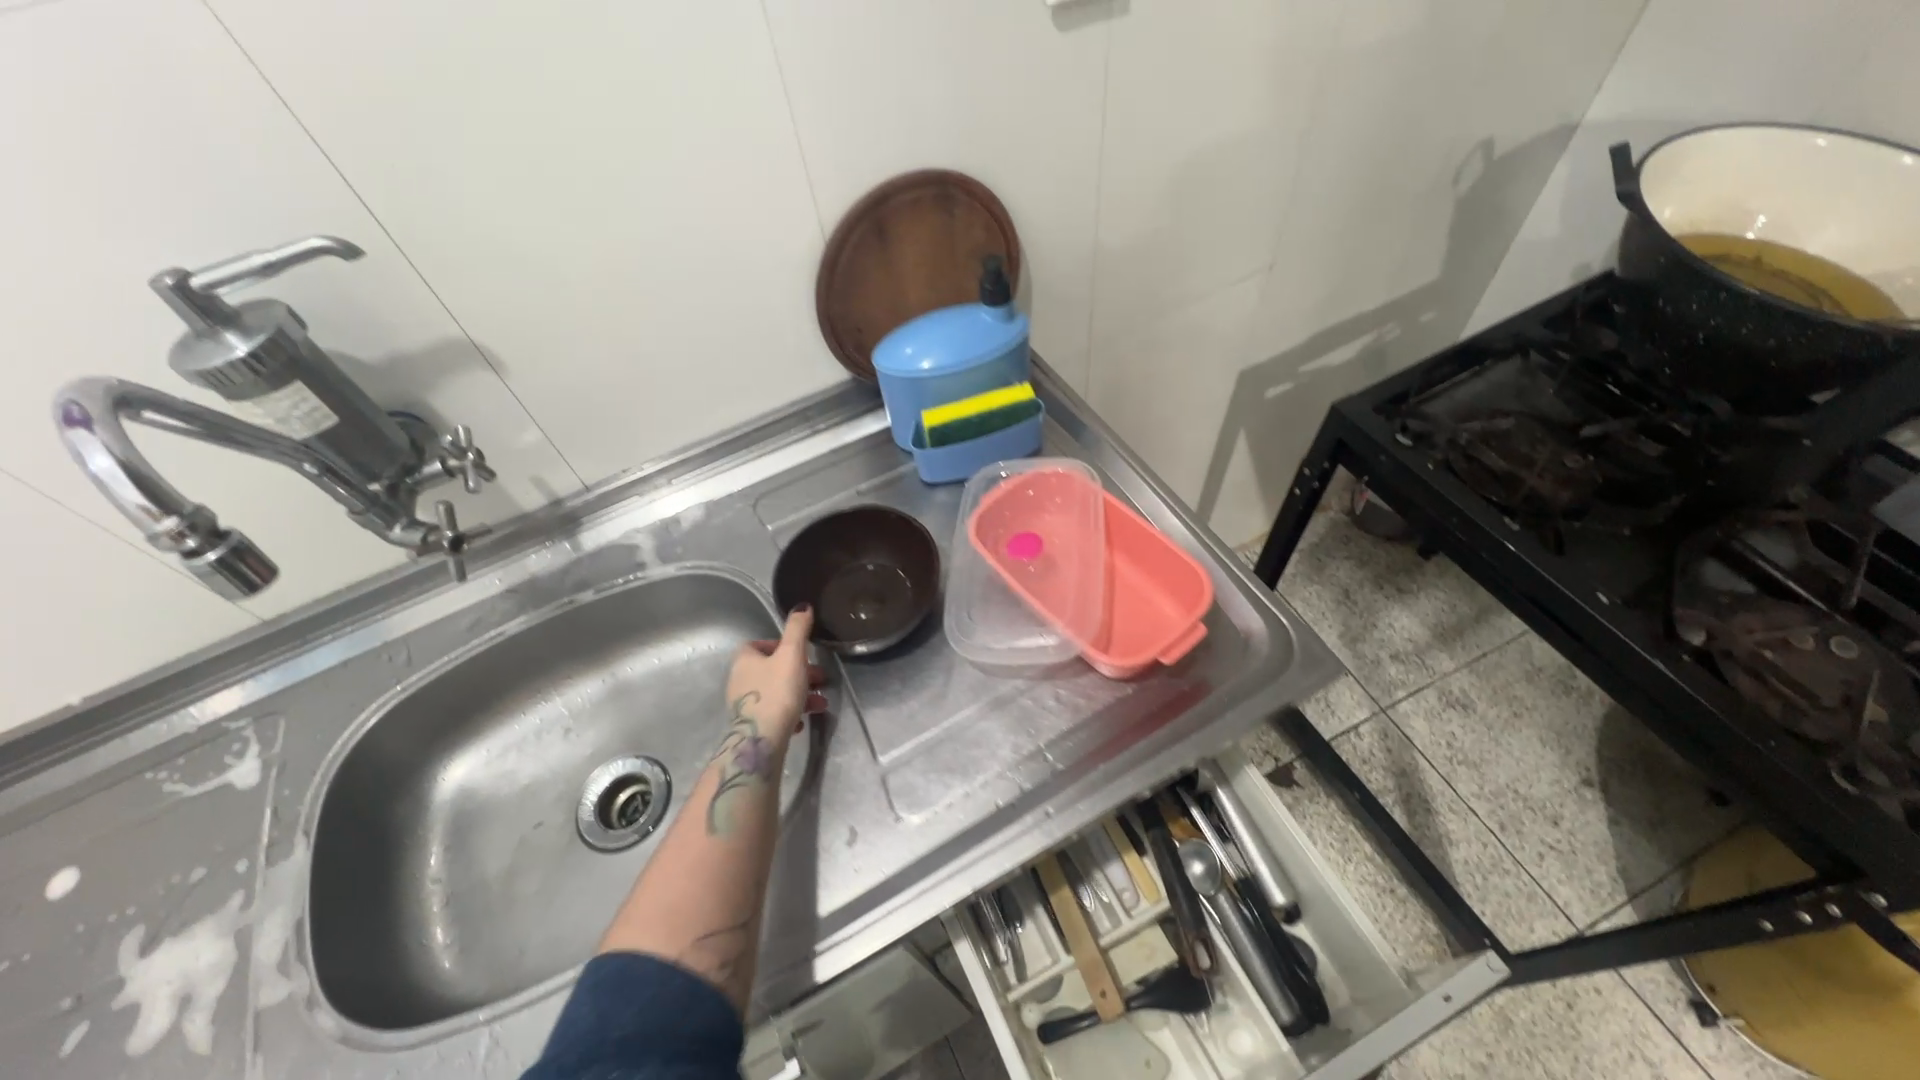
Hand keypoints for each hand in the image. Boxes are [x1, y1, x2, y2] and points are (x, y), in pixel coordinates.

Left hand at [726, 605, 828, 736]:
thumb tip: (802, 606)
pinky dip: (789, 713)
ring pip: (776, 692)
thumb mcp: (792, 655)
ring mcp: (744, 704)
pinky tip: (803, 721)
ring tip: (820, 703)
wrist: (762, 739)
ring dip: (799, 695)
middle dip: (798, 673)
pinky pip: (773, 713)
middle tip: (820, 678)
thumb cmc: (777, 691)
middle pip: (772, 669)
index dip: (781, 646)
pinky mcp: (751, 726)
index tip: (802, 654)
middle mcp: (739, 679)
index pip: (759, 644)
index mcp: (745, 659)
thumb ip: (798, 629)